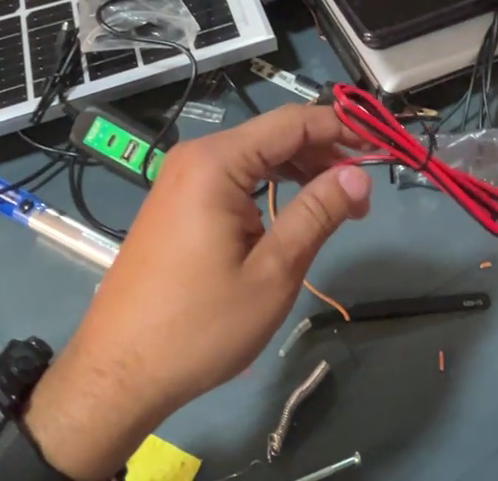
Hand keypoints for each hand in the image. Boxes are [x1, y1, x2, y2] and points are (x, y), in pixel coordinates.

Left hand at [26, 106, 371, 478]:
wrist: (116, 374)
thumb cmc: (198, 326)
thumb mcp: (272, 273)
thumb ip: (317, 214)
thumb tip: (359, 174)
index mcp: (217, 162)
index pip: (292, 122)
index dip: (341, 129)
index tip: (381, 149)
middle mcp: (197, 157)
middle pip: (274, 135)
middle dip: (324, 154)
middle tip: (362, 192)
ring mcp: (182, 178)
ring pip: (255, 156)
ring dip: (300, 171)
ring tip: (337, 204)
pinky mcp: (177, 201)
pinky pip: (234, 177)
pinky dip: (270, 186)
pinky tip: (293, 211)